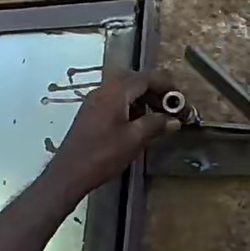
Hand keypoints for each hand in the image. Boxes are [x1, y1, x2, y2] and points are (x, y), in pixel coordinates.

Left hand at [42, 69, 180, 198]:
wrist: (69, 172)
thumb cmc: (103, 154)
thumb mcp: (134, 139)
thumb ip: (156, 124)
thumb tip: (174, 120)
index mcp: (116, 91)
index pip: (145, 78)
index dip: (165, 85)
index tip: (180, 97)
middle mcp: (103, 89)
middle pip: (133, 80)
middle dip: (154, 90)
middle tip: (169, 105)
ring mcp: (94, 100)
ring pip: (123, 90)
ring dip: (142, 98)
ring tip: (157, 116)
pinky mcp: (90, 113)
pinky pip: (114, 100)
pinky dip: (129, 106)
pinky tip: (137, 124)